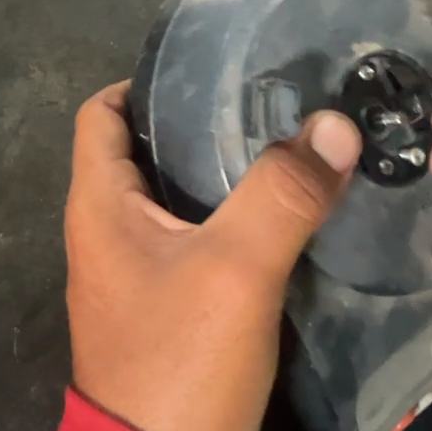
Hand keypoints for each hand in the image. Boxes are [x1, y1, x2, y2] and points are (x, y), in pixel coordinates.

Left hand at [64, 81, 361, 430]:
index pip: (103, 111)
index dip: (144, 83)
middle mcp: (103, 227)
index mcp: (98, 203)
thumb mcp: (235, 269)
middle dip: (191, 121)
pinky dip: (216, 213)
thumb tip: (333, 124)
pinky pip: (183, 234)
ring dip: (208, 169)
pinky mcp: (156, 300)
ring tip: (270, 145)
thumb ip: (282, 195)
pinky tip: (266, 213)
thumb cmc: (179, 358)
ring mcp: (128, 267)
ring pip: (165, 192)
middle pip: (138, 147)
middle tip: (256, 102)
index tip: (205, 72)